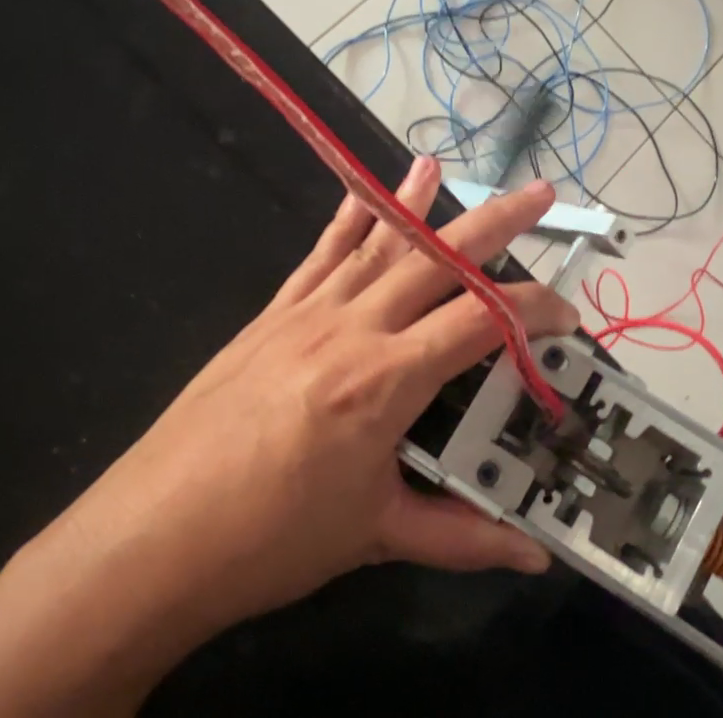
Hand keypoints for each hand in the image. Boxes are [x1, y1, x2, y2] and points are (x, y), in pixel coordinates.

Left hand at [0, 157, 578, 716]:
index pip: (480, 321)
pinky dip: (347, 221)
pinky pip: (317, 257)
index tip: (568, 315)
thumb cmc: (272, 539)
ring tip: (440, 164)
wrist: (154, 538)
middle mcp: (351, 329)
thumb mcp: (377, 535)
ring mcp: (306, 315)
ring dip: (416, 203)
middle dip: (495, 222)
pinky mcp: (270, 317)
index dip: (534, 311)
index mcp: (386, 380)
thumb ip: (463, 537)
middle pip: (437, 260)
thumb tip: (535, 560)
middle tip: (540, 192)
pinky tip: (363, 194)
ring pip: (375, 245)